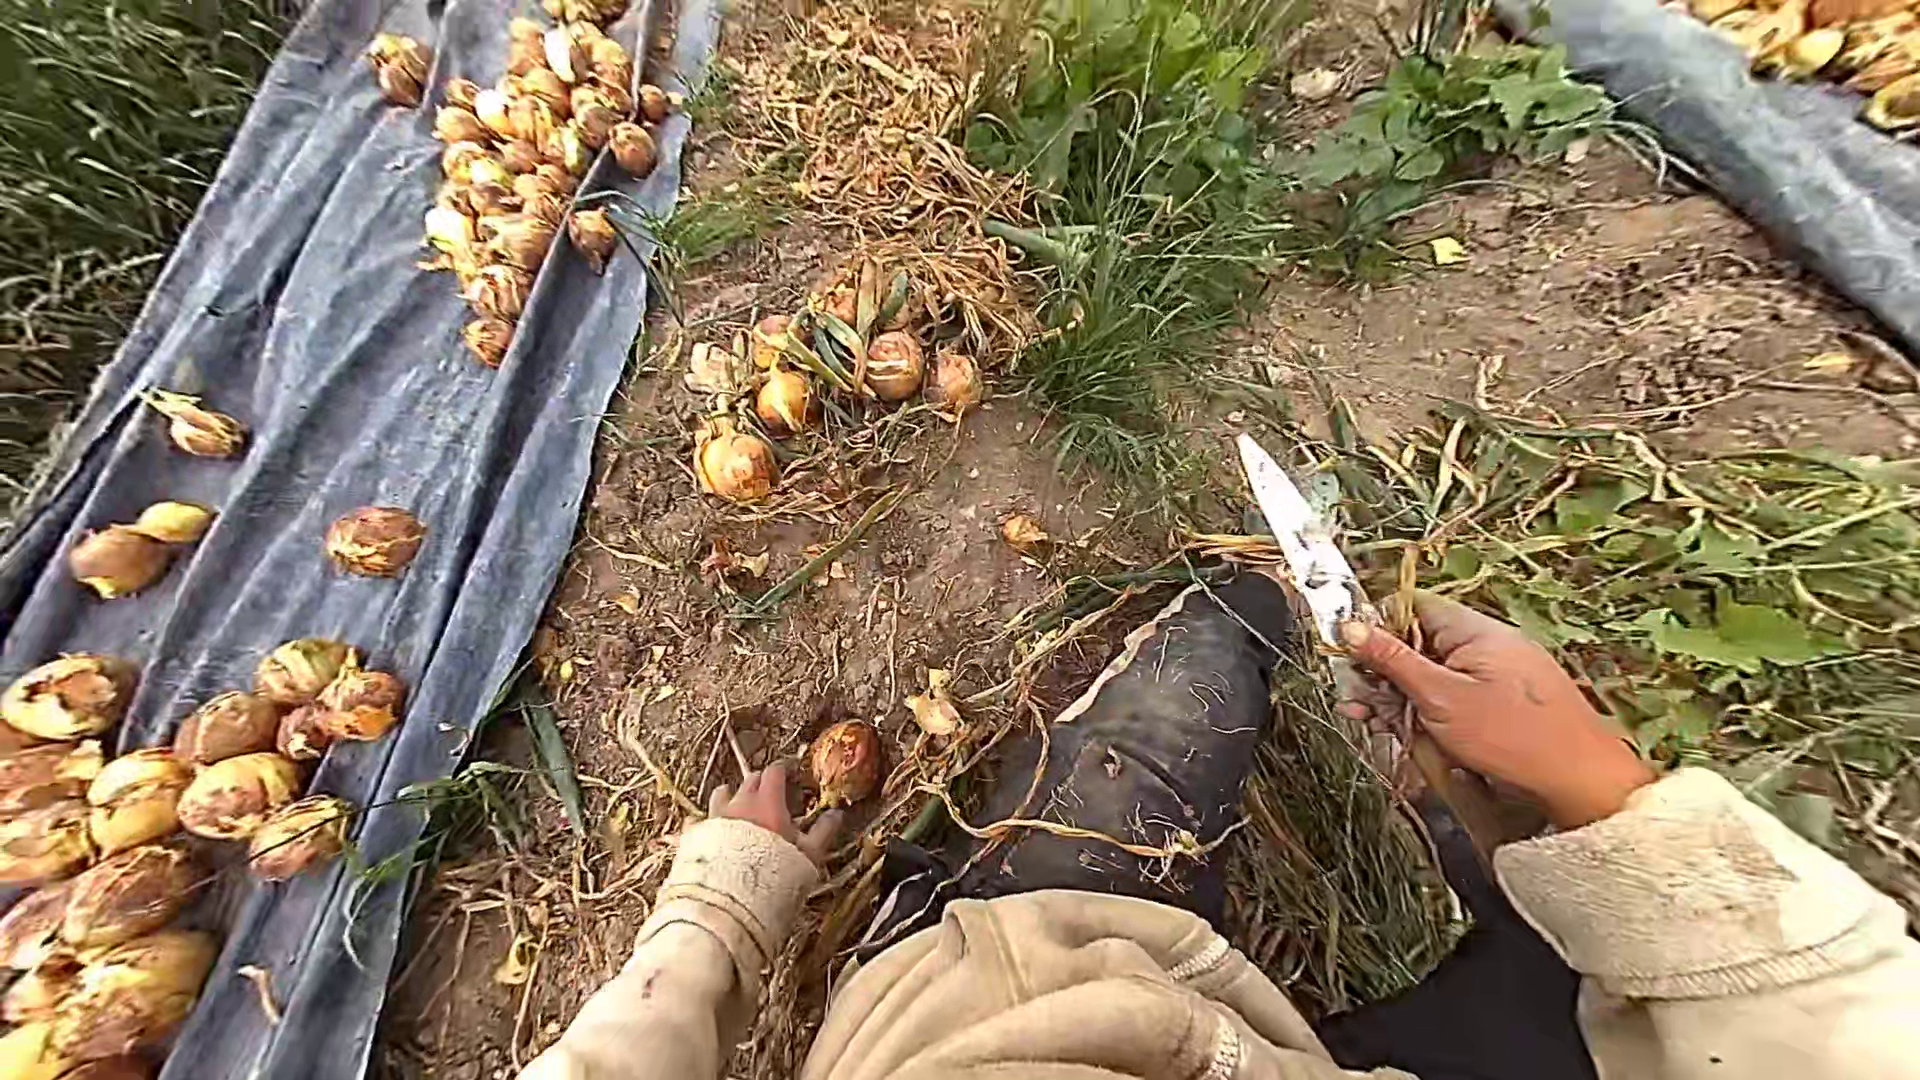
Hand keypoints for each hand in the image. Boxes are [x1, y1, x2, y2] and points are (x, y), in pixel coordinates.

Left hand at [707, 761, 841, 864]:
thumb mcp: (808, 856)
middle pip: (750, 779)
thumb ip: (823, 831)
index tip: (791, 774)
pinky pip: (698, 821)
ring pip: (721, 793)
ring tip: (738, 807)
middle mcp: (739, 803)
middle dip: (761, 782)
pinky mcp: (694, 838)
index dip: (784, 769)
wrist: (732, 905)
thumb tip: (836, 814)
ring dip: (731, 795)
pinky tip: (709, 832)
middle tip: (772, 794)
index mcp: (767, 801)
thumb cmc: (775, 876)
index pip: (775, 771)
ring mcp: (714, 819)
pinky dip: (705, 823)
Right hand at [1338, 591, 1654, 828]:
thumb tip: (1348, 625)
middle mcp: (1482, 646)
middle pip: (1411, 641)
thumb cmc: (1514, 738)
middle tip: (1353, 692)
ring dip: (1389, 693)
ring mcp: (1488, 675)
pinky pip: (1442, 693)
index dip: (1375, 622)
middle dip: (1376, 667)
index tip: (1350, 650)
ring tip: (1365, 716)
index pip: (1411, 605)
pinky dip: (1415, 707)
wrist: (1586, 791)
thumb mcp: (1439, 695)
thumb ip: (1390, 658)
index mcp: (1475, 631)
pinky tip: (1391, 726)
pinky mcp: (1491, 702)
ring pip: (1422, 672)